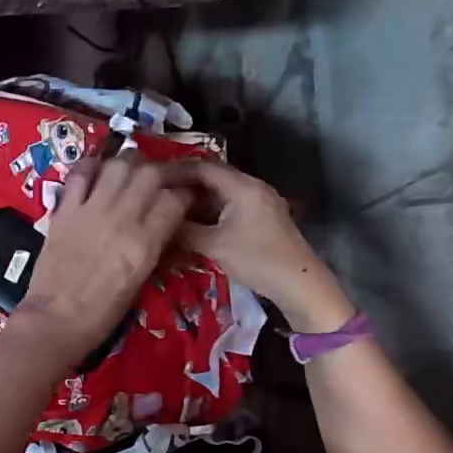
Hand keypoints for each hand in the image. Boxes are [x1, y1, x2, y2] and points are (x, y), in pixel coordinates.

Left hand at [8, 156, 190, 369]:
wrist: (55, 321)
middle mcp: (121, 219)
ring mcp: (90, 211)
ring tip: (130, 171)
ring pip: (118, 166)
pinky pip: (79, 174)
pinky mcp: (64, 210)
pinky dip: (91, 166)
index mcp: (144, 243)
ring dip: (129, 164)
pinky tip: (96, 171)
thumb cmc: (101, 315)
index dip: (184, 194)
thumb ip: (153, 248)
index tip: (183, 197)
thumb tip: (163, 227)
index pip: (175, 200)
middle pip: (150, 174)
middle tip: (159, 180)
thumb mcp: (140, 283)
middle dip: (161, 172)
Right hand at [169, 161, 356, 332]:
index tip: (153, 179)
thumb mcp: (215, 246)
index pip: (204, 167)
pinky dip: (210, 214)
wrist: (299, 284)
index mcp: (243, 187)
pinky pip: (230, 208)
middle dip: (185, 187)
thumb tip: (160, 224)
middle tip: (158, 197)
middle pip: (213, 179)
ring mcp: (259, 203)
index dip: (177, 171)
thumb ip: (185, 232)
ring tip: (170, 213)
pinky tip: (194, 226)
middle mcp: (253, 188)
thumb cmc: (257, 260)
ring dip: (197, 203)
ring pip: (221, 195)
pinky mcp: (262, 219)